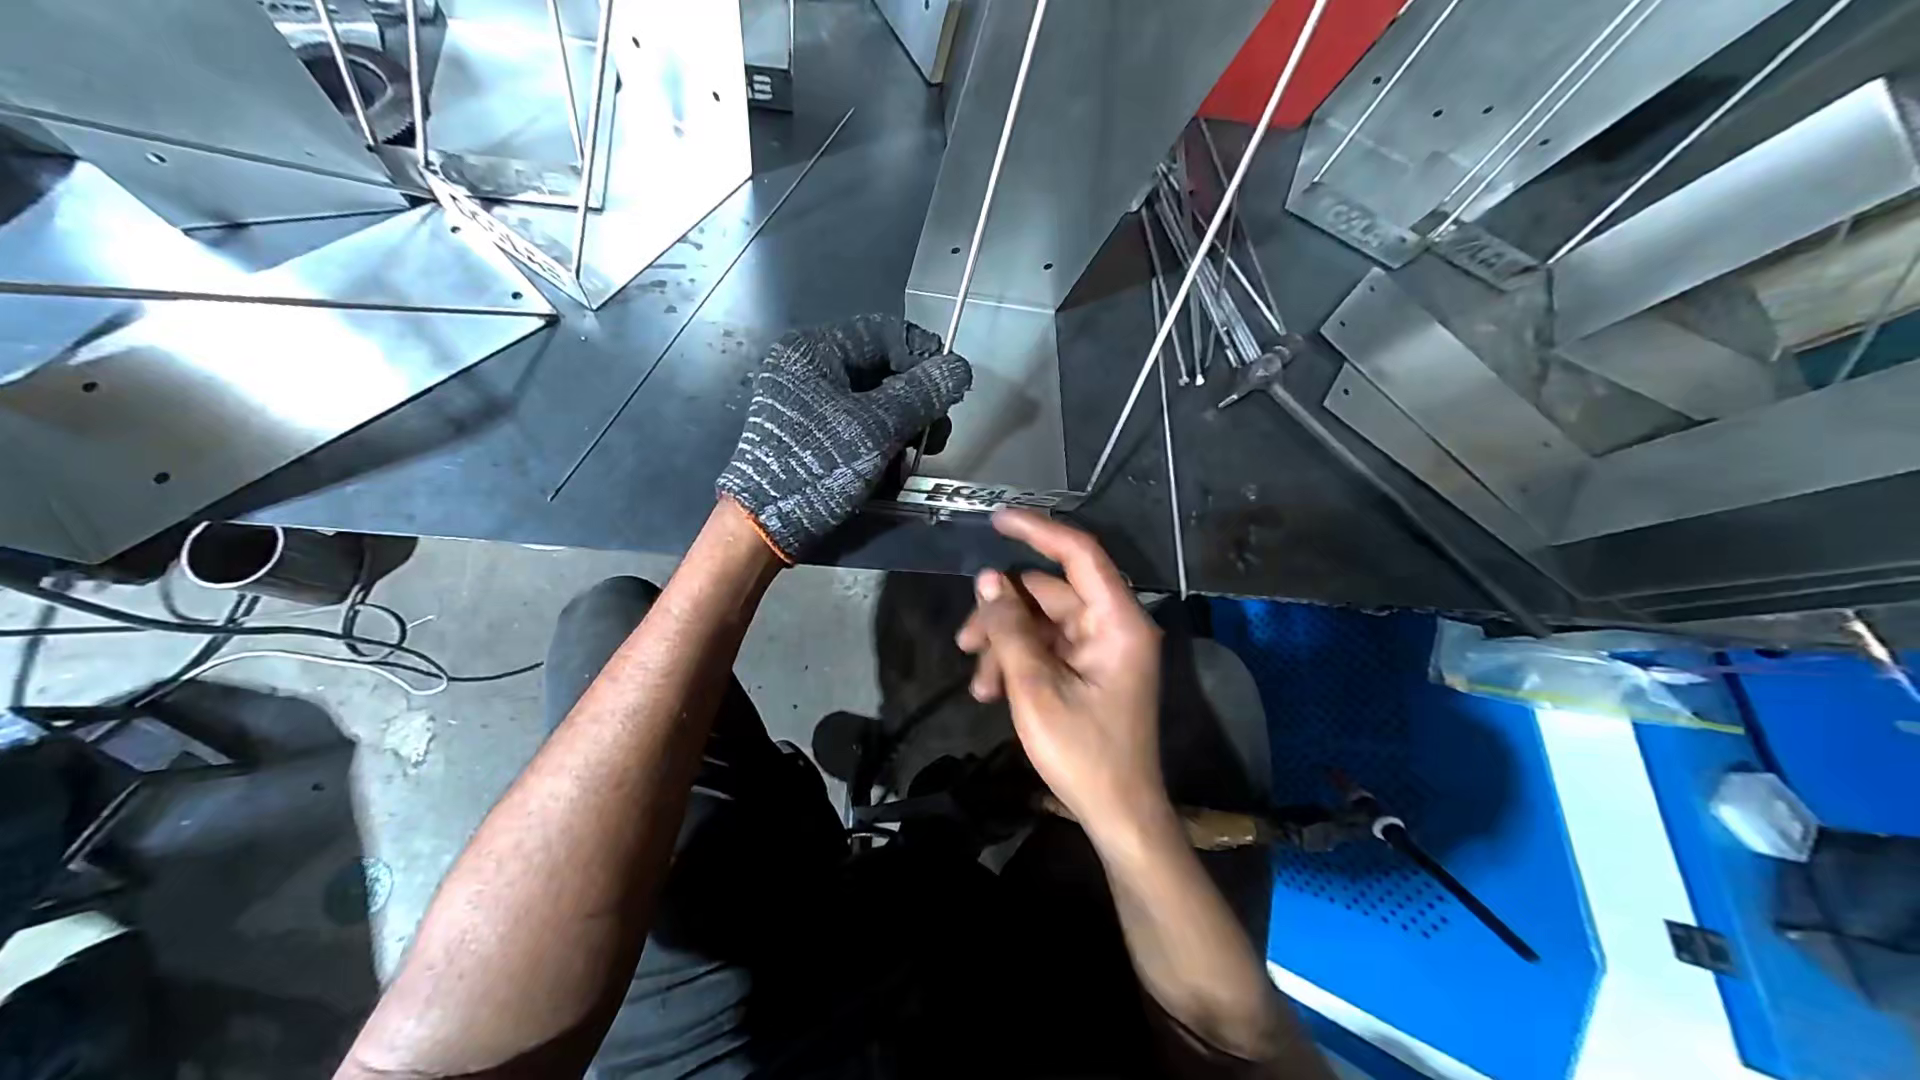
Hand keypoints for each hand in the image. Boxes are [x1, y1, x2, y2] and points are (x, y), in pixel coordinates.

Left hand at [717, 315, 971, 560]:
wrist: (768, 523)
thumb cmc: (819, 464)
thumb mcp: (877, 427)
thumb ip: (922, 393)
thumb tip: (961, 368)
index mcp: (815, 349)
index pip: (886, 333)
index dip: (925, 357)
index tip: (950, 390)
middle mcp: (811, 367)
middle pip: (884, 369)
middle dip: (917, 404)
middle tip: (934, 436)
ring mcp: (811, 401)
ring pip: (877, 401)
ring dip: (904, 429)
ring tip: (913, 460)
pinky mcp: (815, 432)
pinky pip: (861, 425)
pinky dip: (883, 444)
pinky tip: (894, 471)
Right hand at [955, 509, 1168, 847]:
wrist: (1117, 813)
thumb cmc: (1084, 753)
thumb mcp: (1036, 689)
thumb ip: (1010, 629)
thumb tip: (987, 580)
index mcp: (1117, 621)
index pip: (1080, 554)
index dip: (1038, 530)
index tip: (996, 520)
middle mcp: (1112, 625)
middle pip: (1048, 593)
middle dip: (1002, 614)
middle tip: (964, 642)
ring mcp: (1100, 647)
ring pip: (1041, 621)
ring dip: (1004, 644)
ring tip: (978, 684)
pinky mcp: (1089, 668)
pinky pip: (1047, 646)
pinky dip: (1018, 660)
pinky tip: (991, 691)